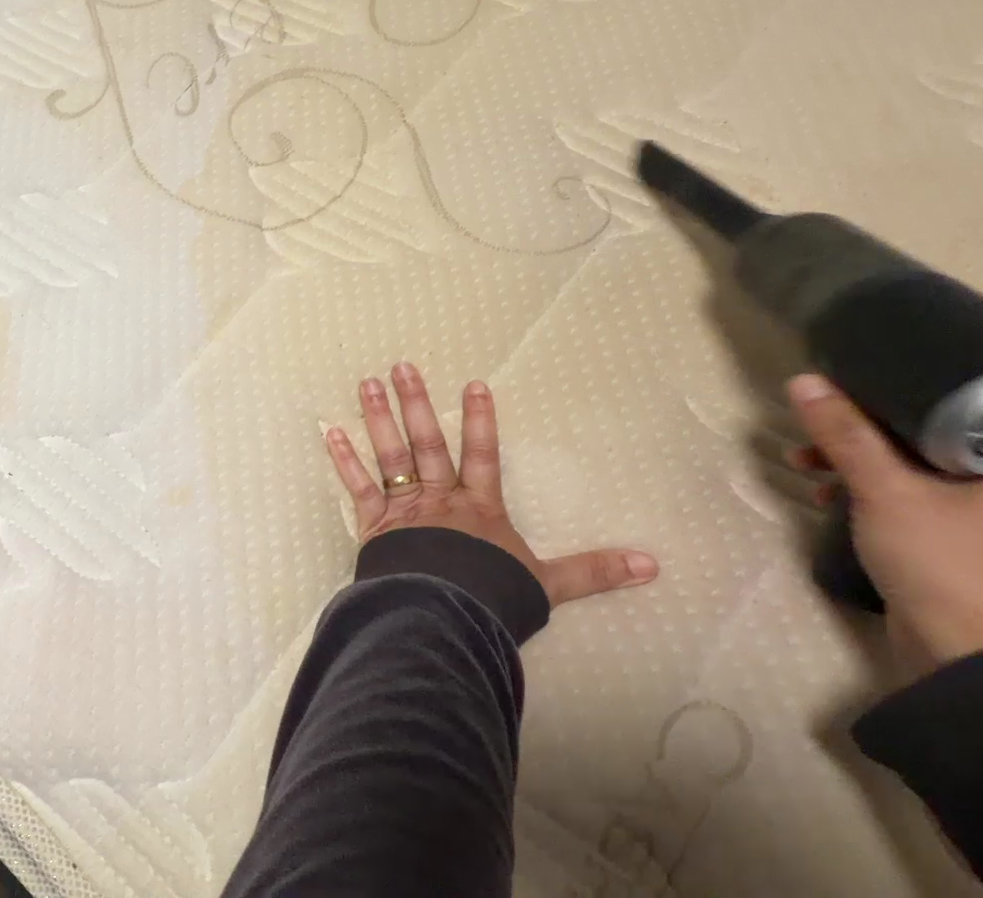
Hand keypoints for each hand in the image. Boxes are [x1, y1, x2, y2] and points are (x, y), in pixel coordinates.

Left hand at [324, 362, 658, 607]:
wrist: (445, 616)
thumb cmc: (492, 599)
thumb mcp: (548, 584)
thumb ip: (593, 571)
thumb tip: (652, 565)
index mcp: (479, 507)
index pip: (482, 454)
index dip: (481, 420)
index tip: (474, 383)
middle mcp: (439, 498)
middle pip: (428, 442)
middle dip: (417, 403)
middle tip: (401, 366)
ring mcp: (404, 508)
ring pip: (390, 455)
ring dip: (378, 418)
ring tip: (367, 383)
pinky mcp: (374, 524)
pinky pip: (356, 486)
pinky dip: (343, 460)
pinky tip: (330, 431)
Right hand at [788, 374, 982, 672]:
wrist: (972, 655)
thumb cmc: (948, 563)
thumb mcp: (886, 492)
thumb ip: (847, 437)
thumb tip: (806, 382)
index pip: (968, 399)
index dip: (904, 386)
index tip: (854, 382)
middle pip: (933, 431)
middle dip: (865, 429)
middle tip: (816, 426)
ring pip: (916, 464)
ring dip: (858, 461)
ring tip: (805, 465)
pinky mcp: (965, 537)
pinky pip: (914, 494)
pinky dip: (872, 490)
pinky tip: (829, 498)